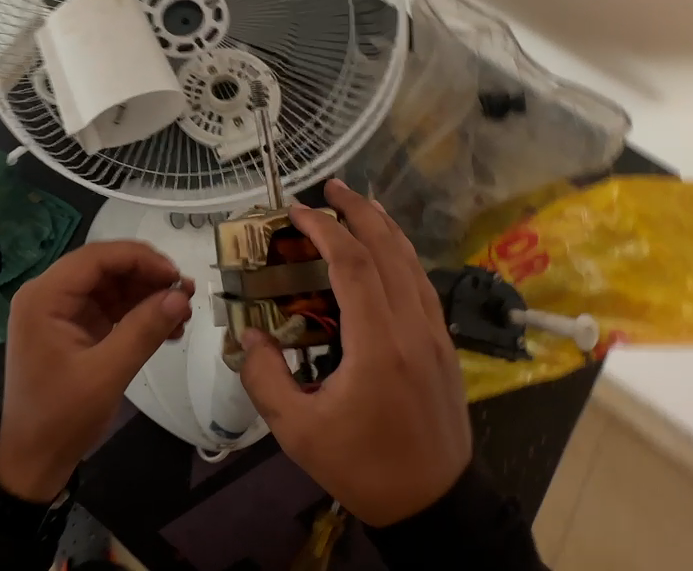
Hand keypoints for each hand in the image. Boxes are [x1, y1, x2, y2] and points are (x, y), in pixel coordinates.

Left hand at [0, 241, 194, 501]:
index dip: (139, 259)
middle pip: (104, 268)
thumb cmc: (61, 417)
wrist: (32, 462)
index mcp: (44, 296)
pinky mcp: (72, 329)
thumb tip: (180, 296)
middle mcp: (48, 295)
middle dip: (146, 277)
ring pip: (110, 286)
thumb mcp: (106, 374)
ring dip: (146, 295)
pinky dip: (136, 314)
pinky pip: (108, 308)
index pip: (96, 258)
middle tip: (185, 293)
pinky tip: (167, 328)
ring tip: (182, 313)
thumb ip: (143, 330)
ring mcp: (60, 312)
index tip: (176, 275)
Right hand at [240, 179, 471, 525]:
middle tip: (329, 187)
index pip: (353, 264)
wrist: (434, 505)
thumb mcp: (298, 432)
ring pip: (411, 261)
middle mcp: (412, 328)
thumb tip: (249, 335)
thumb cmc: (363, 467)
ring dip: (383, 226)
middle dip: (357, 211)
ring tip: (356, 203)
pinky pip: (420, 282)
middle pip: (388, 249)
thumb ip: (265, 377)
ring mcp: (434, 334)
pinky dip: (400, 252)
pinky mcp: (442, 345)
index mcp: (378, 345)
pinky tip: (386, 247)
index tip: (296, 212)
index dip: (324, 229)